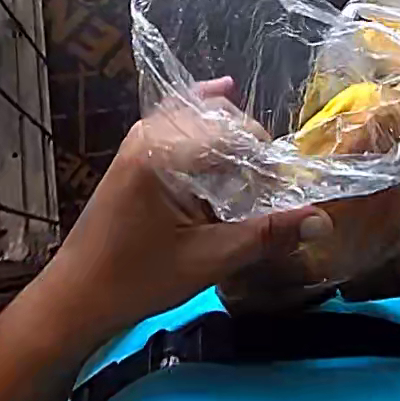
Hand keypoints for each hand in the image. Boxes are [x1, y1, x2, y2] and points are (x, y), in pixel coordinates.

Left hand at [24, 78, 331, 350]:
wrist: (76, 296)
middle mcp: (150, 132)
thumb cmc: (139, 280)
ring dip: (231, 138)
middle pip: (218, 118)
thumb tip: (322, 219)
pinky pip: (179, 122)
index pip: (233, 133)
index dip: (266, 159)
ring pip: (199, 117)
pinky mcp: (137, 151)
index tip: (284, 191)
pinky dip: (205, 121)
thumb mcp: (209, 259)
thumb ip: (266, 234)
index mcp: (163, 151)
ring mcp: (139, 138)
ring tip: (253, 174)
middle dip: (250, 147)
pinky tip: (224, 104)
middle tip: (270, 188)